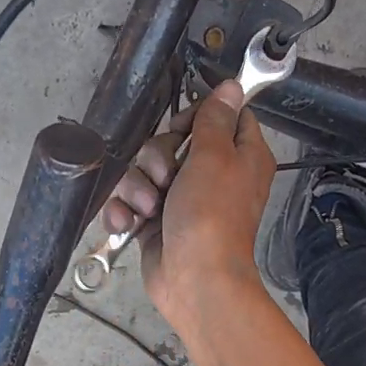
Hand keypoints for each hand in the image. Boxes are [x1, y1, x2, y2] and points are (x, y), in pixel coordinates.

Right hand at [97, 81, 276, 319]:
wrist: (194, 280)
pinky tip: (127, 224)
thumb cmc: (211, 217)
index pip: (220, 116)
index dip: (196, 116)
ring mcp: (180, 201)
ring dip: (137, 188)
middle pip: (172, 142)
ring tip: (147, 209)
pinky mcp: (155, 224)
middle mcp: (212, 175)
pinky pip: (130, 204)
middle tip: (164, 178)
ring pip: (144, 172)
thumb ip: (215, 118)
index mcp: (240, 155)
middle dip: (156, 157)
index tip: (183, 128)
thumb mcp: (215, 156)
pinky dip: (125, 212)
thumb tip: (231, 85)